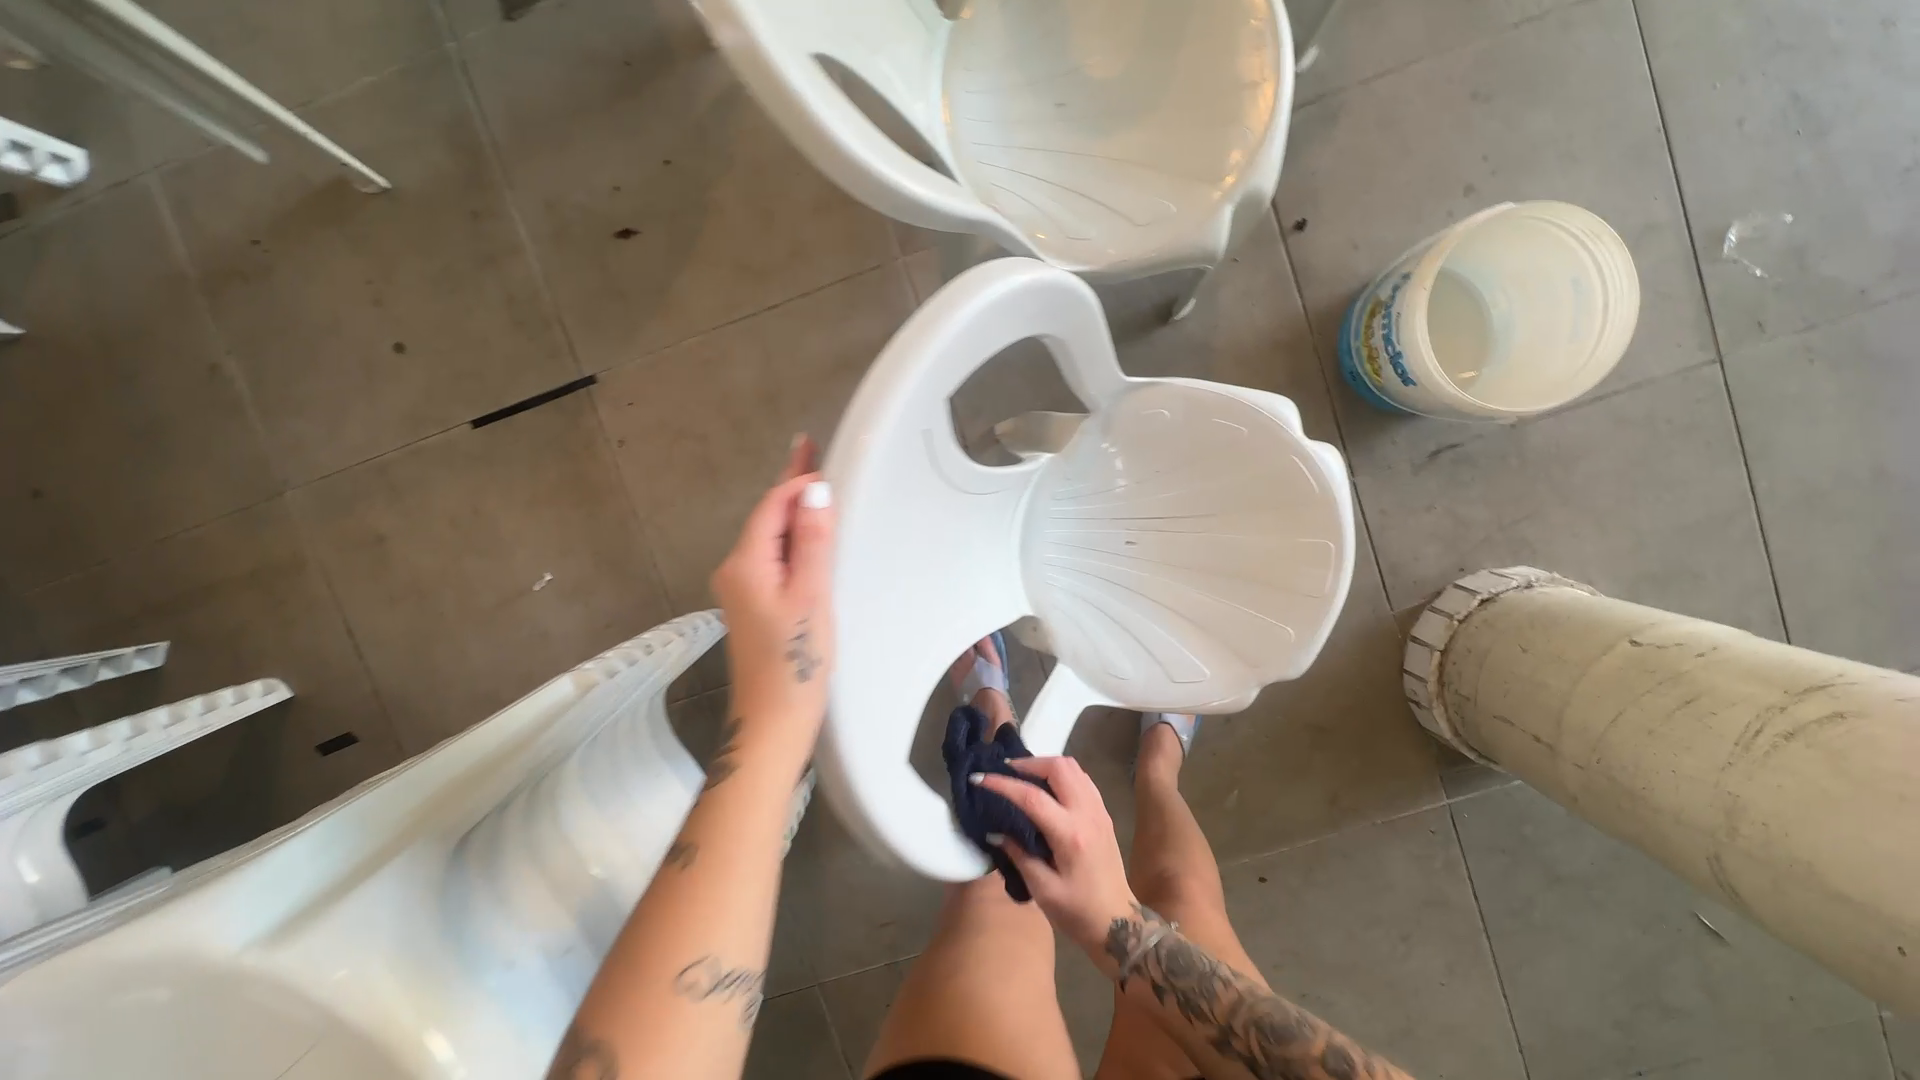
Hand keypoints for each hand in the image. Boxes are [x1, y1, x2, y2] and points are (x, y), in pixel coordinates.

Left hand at [711, 435, 835, 737]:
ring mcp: (742, 591)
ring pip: (770, 539)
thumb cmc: (795, 661)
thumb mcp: (812, 596)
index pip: (771, 506)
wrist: (773, 722)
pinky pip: (774, 560)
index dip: (797, 480)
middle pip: (766, 518)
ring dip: (793, 513)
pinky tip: (809, 535)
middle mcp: (736, 571)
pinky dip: (793, 541)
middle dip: (790, 486)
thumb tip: (814, 491)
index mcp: (745, 564)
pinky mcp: (754, 607)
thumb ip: (813, 541)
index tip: (822, 455)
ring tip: (814, 482)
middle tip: (809, 448)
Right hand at [976, 757, 1138, 952]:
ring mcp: (1099, 811)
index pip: (1032, 797)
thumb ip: (1019, 855)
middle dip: (1028, 764)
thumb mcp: (1043, 890)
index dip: (1003, 784)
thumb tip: (995, 831)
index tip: (979, 779)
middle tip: (1006, 773)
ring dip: (1046, 765)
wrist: (1117, 922)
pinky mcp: (1103, 813)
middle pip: (1058, 767)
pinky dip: (1061, 774)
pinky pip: (1082, 778)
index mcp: (1071, 835)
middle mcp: (1088, 814)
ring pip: (1073, 767)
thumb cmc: (1078, 912)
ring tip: (1024, 778)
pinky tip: (1047, 788)